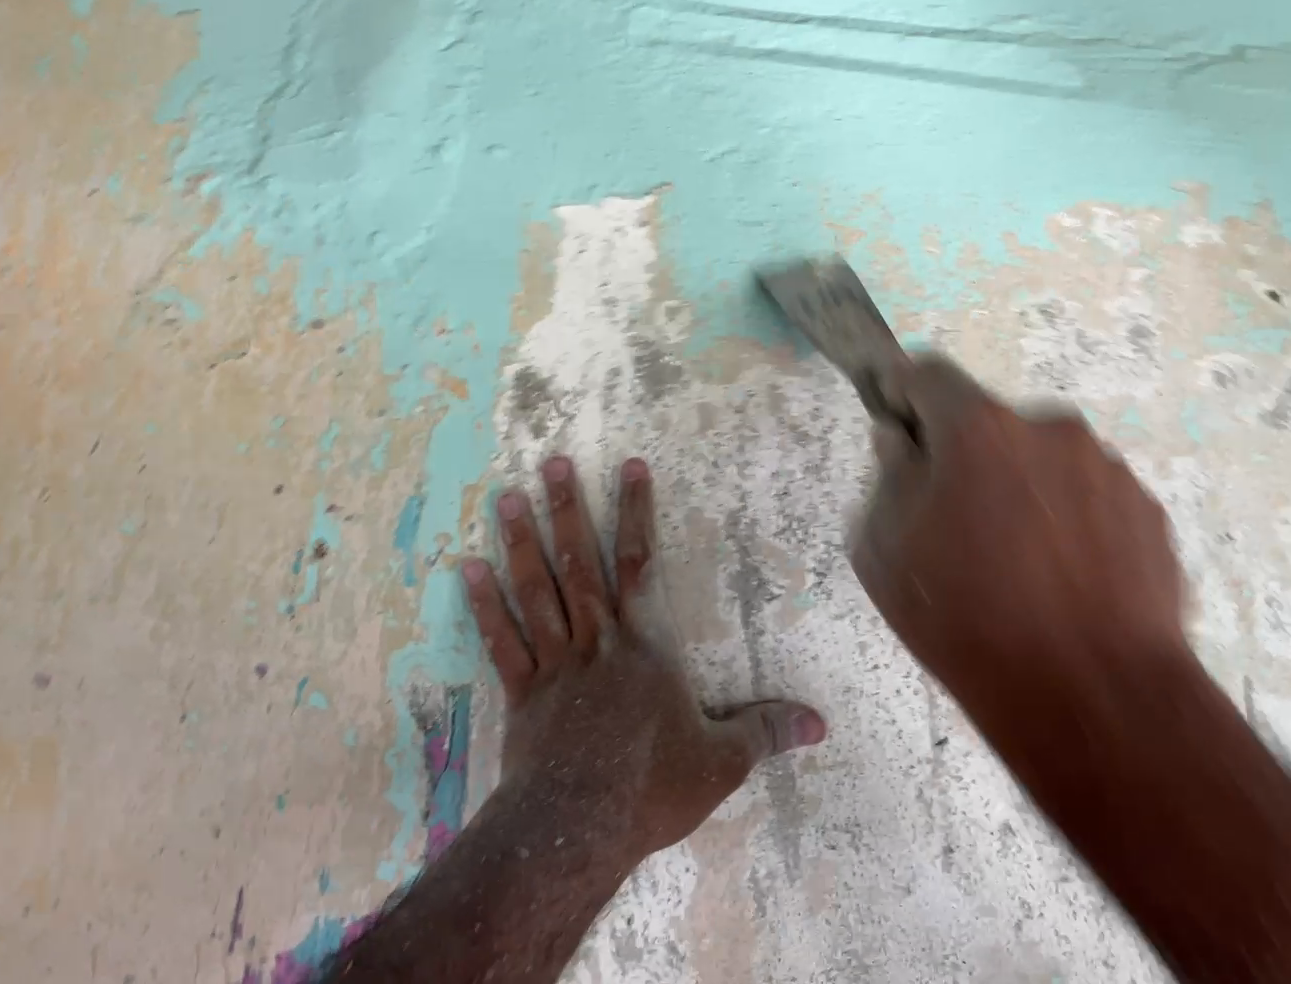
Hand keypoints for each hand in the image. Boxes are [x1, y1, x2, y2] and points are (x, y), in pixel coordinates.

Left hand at [462, 455, 826, 867]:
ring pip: (536, 590)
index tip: (629, 467)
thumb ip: (767, 731)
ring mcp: (554, 664)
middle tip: (552, 462)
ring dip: (522, 542)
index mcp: (644, 647)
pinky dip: (485, 605)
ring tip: (507, 497)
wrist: (577, 829)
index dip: (636, 513)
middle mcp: (597, 642)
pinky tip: (468, 569)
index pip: (640, 564)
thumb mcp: (722, 762)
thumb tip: (822, 724)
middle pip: (580, 563)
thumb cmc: (652, 788)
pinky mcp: (522, 692)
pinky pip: (502, 641)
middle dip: (568, 510)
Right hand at [851, 354, 1187, 712]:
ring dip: (1019, 490)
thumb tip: (901, 443)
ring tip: (1016, 564)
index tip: (897, 428)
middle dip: (965, 456)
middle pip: (990, 424)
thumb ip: (887, 477)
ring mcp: (1108, 470)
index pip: (928, 375)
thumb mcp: (883, 550)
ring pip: (1042, 462)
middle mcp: (1050, 430)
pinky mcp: (1148, 513)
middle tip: (955, 522)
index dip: (904, 394)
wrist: (1088, 693)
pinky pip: (1087, 499)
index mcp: (979, 429)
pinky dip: (1066, 522)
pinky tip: (1060, 582)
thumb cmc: (964, 616)